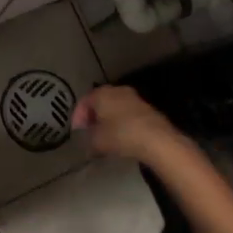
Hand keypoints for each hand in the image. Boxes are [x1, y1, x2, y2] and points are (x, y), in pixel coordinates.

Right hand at [72, 86, 187, 164]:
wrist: (156, 139)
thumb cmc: (120, 135)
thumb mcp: (97, 141)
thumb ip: (88, 140)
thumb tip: (89, 142)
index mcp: (102, 93)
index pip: (84, 101)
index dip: (78, 116)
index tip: (76, 130)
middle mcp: (118, 90)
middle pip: (100, 101)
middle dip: (93, 116)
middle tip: (88, 131)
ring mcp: (134, 98)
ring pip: (115, 107)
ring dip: (108, 120)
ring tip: (104, 136)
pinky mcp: (147, 109)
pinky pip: (127, 114)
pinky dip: (121, 123)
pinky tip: (121, 137)